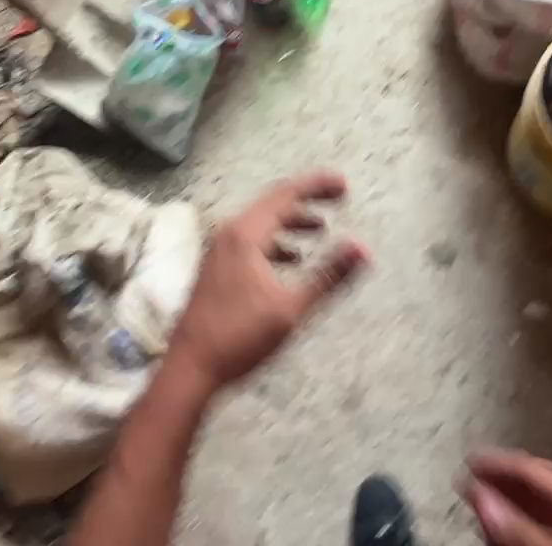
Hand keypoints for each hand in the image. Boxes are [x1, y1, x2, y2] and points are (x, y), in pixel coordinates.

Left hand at [165, 170, 369, 390]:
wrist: (189, 368)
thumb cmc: (238, 337)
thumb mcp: (291, 308)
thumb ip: (328, 276)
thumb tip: (362, 248)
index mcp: (246, 234)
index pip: (286, 194)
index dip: (317, 185)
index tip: (343, 184)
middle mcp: (229, 233)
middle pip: (273, 202)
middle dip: (307, 198)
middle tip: (338, 197)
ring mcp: (219, 249)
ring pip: (261, 221)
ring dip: (291, 220)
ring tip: (320, 228)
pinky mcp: (216, 266)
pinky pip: (251, 239)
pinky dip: (275, 240)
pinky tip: (291, 258)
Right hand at [462, 450, 551, 545]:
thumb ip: (516, 524)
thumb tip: (478, 496)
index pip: (527, 465)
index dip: (496, 461)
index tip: (468, 459)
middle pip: (532, 482)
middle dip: (500, 483)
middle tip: (471, 485)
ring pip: (540, 504)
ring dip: (511, 505)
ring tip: (485, 510)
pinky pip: (549, 521)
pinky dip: (527, 522)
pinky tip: (513, 531)